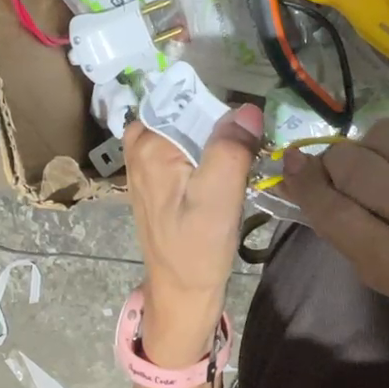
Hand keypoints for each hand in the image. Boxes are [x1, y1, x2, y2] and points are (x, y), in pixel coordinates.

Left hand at [125, 104, 263, 365]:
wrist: (181, 291)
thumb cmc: (197, 248)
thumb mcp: (219, 198)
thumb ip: (230, 149)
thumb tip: (247, 109)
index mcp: (148, 144)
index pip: (184, 96)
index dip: (217, 100)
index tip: (244, 116)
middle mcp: (139, 146)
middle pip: (184, 109)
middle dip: (216, 116)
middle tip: (249, 134)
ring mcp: (146, 163)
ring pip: (186, 128)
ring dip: (214, 134)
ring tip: (243, 148)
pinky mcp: (158, 179)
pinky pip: (185, 147)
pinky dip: (206, 151)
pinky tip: (228, 166)